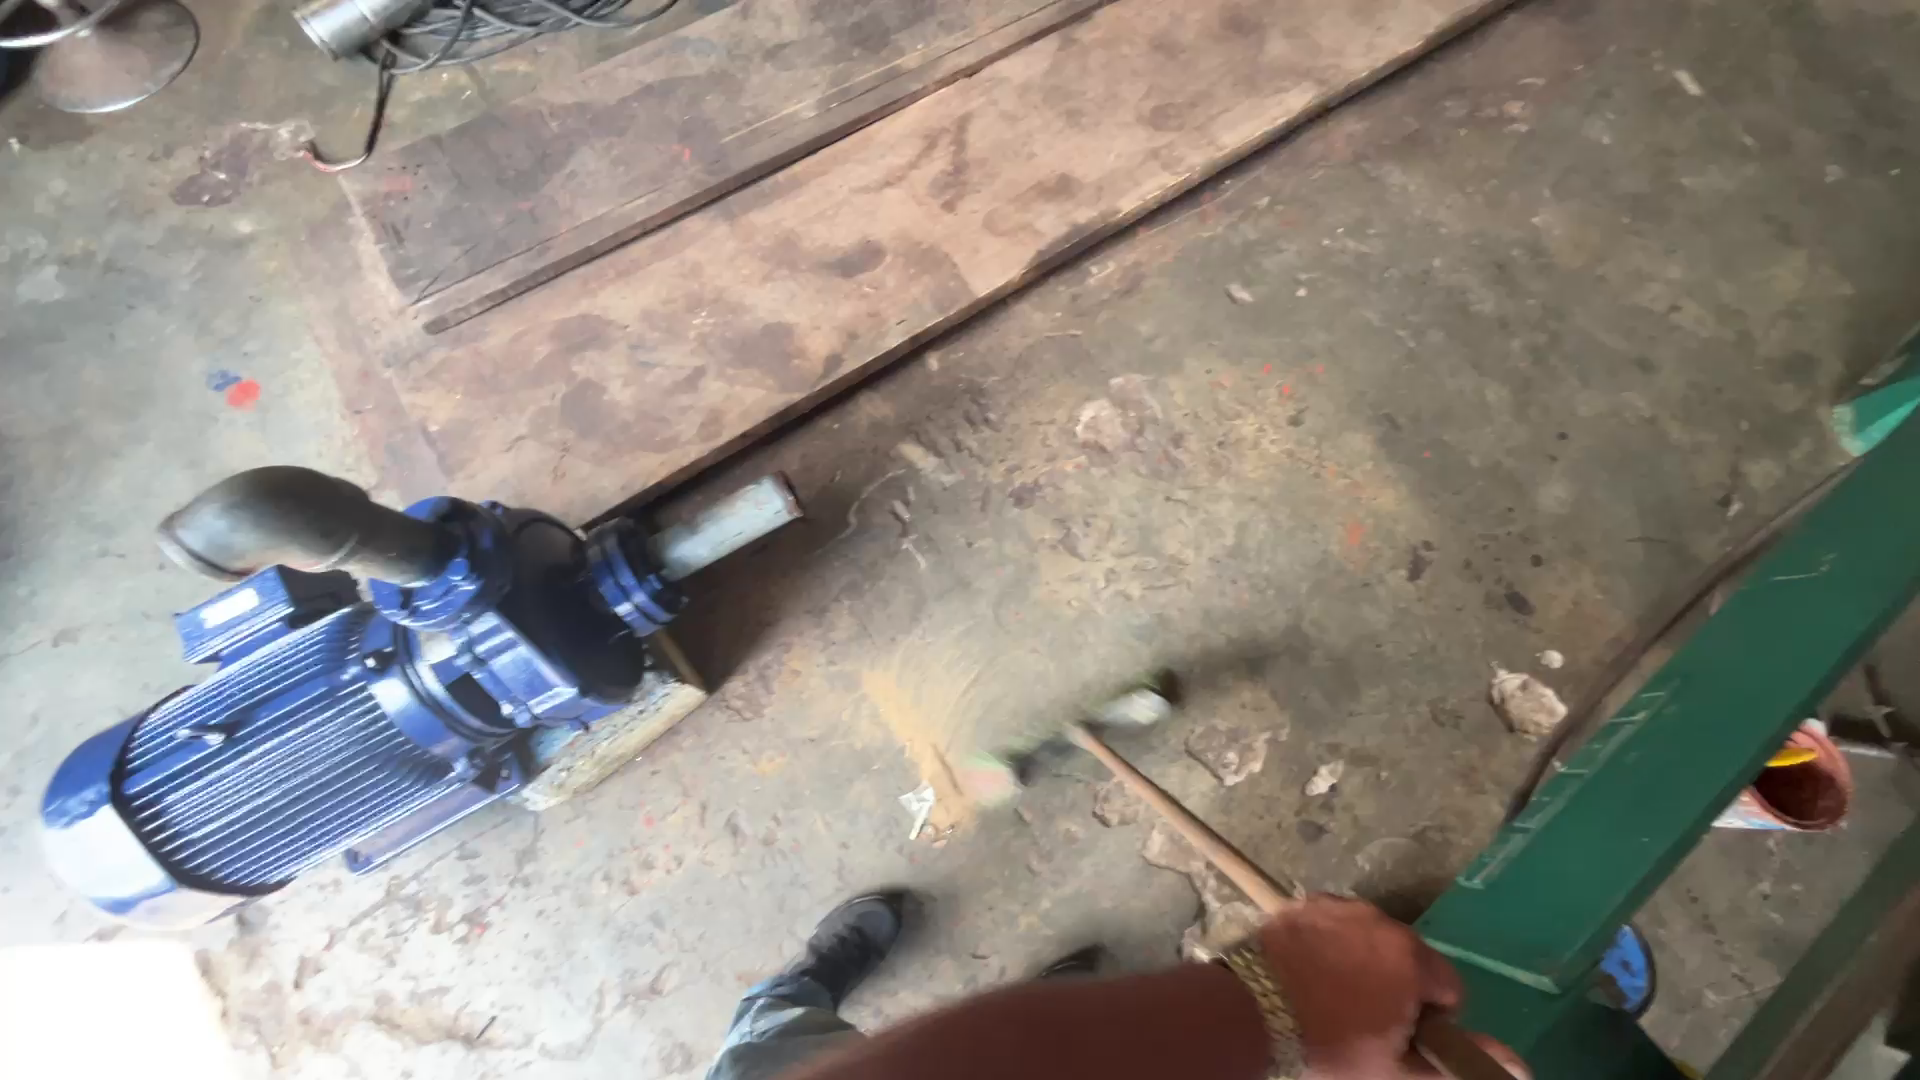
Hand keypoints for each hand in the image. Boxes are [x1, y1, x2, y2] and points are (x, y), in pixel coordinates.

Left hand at [1255, 895, 1527, 1079]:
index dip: (1431, 1017)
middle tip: (1365, 1017)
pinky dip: (1329, 942)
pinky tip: (1310, 970)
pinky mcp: (1299, 904)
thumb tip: (1520, 1067)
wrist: (1254, 1010)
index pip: (1448, 987)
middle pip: (1406, 956)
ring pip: (1367, 937)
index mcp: (1410, 956)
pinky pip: (1331, 924)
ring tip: (1333, 994)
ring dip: (1363, 960)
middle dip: (1397, 984)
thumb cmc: (1334, 1045)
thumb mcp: (1401, 1070)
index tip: (1401, 1035)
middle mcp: (1376, 918)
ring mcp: (1334, 905)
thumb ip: (1459, 1064)